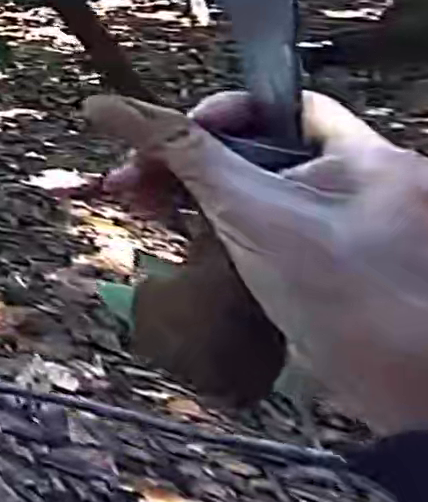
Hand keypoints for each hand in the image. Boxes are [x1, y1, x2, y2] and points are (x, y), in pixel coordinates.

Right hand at [86, 91, 427, 433]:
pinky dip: (205, 213)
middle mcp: (364, 186)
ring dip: (180, 185)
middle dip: (178, 156)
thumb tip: (103, 104)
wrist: (411, 397)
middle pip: (249, 145)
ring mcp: (342, 223)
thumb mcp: (246, 207)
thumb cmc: (348, 295)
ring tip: (133, 200)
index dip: (218, 112)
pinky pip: (250, 214)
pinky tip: (168, 222)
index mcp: (372, 163)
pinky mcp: (320, 253)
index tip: (170, 138)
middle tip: (129, 174)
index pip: (282, 107)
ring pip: (242, 181)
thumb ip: (175, 147)